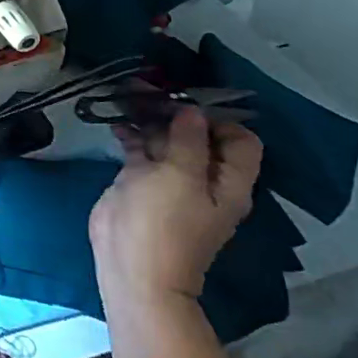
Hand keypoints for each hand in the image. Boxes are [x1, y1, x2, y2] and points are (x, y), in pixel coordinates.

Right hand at [88, 105, 262, 311]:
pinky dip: (132, 134)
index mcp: (227, 182)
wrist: (131, 267)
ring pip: (167, 140)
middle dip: (178, 112)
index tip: (188, 104)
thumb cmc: (164, 223)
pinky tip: (118, 121)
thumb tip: (192, 110)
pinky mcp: (140, 182)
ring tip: (129, 97)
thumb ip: (189, 139)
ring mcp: (170, 180)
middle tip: (151, 90)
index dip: (219, 119)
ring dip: (151, 119)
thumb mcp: (181, 176)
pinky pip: (141, 150)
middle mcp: (203, 178)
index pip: (240, 140)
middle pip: (199, 136)